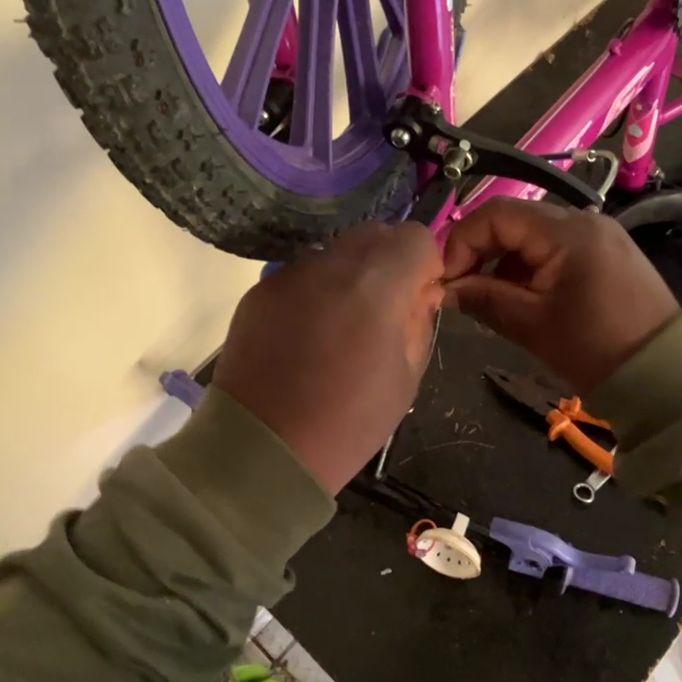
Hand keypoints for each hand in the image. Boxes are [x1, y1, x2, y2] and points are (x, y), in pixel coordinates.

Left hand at [214, 222, 443, 495]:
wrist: (264, 448)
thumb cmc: (348, 423)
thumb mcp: (406, 378)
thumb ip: (418, 322)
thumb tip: (418, 294)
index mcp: (376, 284)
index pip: (415, 237)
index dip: (424, 265)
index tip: (417, 299)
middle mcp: (330, 264)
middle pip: (373, 234)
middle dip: (387, 262)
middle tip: (382, 311)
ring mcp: (288, 275)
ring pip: (332, 253)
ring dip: (347, 275)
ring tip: (338, 327)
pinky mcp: (258, 292)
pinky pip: (298, 276)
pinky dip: (311, 293)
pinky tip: (304, 337)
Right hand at [443, 199, 679, 392]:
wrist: (664, 376)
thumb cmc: (593, 348)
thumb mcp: (531, 324)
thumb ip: (484, 298)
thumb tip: (447, 288)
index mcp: (567, 231)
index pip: (496, 214)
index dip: (462, 242)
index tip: (446, 279)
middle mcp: (584, 221)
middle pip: (514, 221)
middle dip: (481, 253)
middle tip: (461, 290)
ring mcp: (600, 236)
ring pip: (533, 237)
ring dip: (504, 263)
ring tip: (489, 300)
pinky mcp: (608, 256)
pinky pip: (556, 250)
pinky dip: (531, 269)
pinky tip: (521, 300)